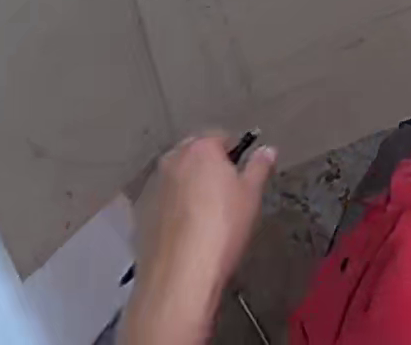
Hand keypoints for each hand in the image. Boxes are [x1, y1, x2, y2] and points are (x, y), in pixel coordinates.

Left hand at [122, 133, 276, 344]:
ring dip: (189, 185)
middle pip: (196, 153)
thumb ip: (259, 167)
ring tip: (204, 215)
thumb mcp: (250, 196)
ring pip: (178, 175)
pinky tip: (184, 229)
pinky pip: (164, 197)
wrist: (181, 273)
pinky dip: (173, 205)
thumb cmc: (222, 228)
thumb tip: (268, 149)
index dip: (233, 155)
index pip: (221, 138)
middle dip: (209, 167)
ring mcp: (155, 182)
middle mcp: (174, 157)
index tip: (240, 177)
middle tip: (224, 196)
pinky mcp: (143, 208)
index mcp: (201, 147)